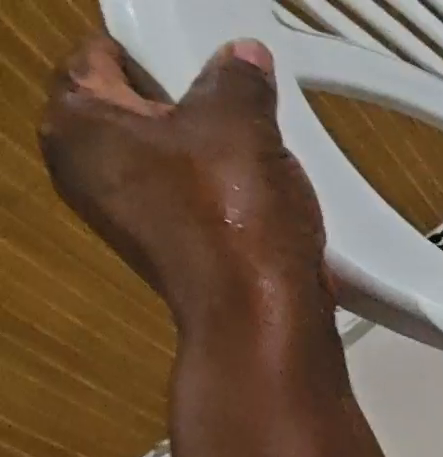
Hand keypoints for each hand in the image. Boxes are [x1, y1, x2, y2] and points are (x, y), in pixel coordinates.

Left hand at [39, 36, 327, 327]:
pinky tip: (261, 210)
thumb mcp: (242, 127)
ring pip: (168, 163)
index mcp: (76, 123)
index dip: (157, 54)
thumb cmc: (233, 215)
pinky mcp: (168, 251)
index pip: (99, 58)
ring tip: (262, 168)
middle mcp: (82, 167)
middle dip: (191, 113)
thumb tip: (244, 57)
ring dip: (213, 160)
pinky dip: (223, 200)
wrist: (262, 310)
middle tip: (243, 120)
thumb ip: (239, 82)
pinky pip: (191, 205)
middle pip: (139, 114)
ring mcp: (123, 215)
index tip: (205, 65)